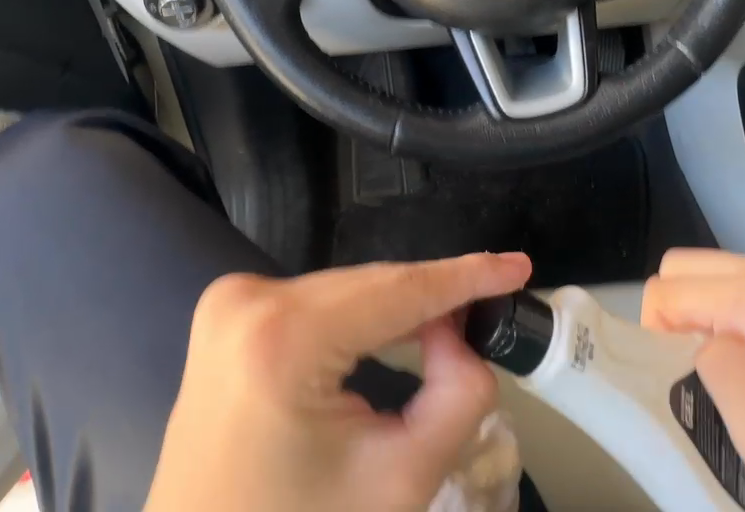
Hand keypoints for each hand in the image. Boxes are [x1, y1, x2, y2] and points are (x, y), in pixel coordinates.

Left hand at [144, 251, 531, 511]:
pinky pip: (318, 300)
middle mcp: (249, 299)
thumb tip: (456, 331)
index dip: (466, 276)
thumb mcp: (402, 477)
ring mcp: (230, 301)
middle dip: (435, 297)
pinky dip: (362, 314)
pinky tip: (399, 327)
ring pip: (348, 290)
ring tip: (456, 322)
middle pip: (371, 286)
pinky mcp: (226, 312)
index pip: (399, 291)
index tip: (518, 266)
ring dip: (400, 307)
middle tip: (495, 306)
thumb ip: (457, 392)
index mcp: (283, 338)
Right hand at [642, 249, 744, 511]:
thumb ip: (720, 375)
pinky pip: (736, 292)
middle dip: (675, 324)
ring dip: (701, 325)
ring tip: (735, 386)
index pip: (664, 291)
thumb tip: (696, 340)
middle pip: (681, 273)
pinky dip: (728, 324)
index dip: (659, 341)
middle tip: (706, 387)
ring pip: (707, 280)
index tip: (687, 391)